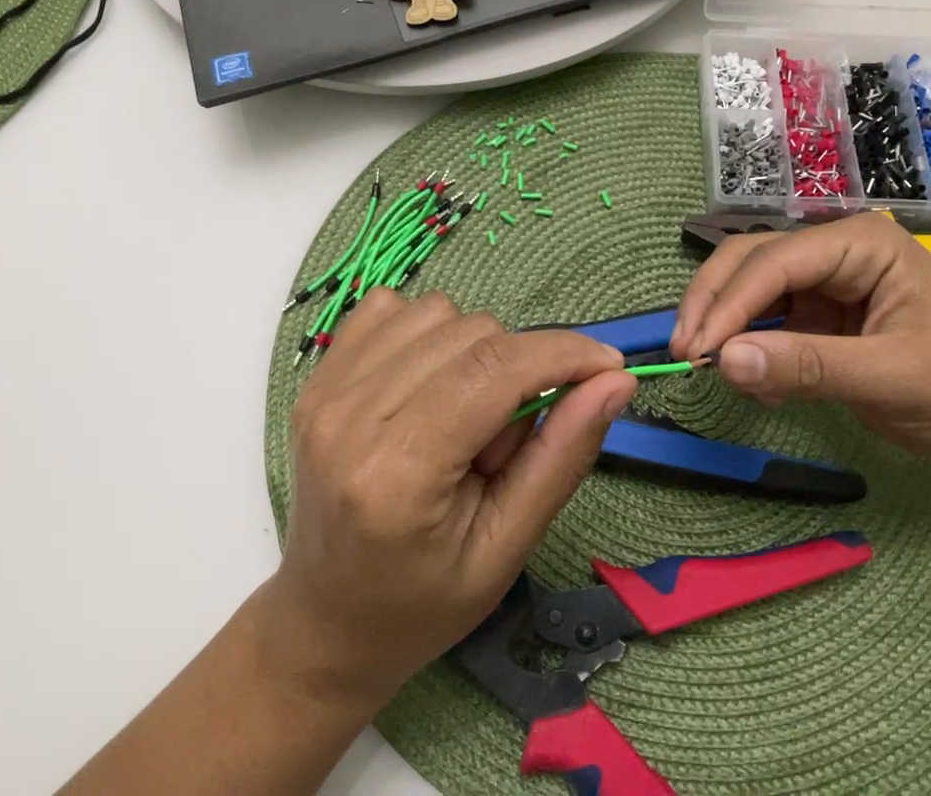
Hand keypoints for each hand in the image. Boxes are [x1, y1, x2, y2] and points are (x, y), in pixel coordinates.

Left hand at [270, 287, 638, 706]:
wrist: (327, 620)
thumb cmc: (423, 603)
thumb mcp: (506, 548)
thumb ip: (561, 458)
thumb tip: (615, 382)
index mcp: (397, 473)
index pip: (495, 370)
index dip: (565, 353)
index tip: (608, 367)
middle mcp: (349, 416)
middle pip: (471, 333)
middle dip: (520, 370)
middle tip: (508, 442)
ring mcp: (324, 391)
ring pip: (436, 312)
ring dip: (475, 352)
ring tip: (466, 419)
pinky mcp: (315, 380)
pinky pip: (390, 310)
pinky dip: (429, 334)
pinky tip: (431, 387)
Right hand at [669, 214, 930, 459]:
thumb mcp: (891, 378)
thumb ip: (808, 366)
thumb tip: (722, 360)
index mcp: (862, 243)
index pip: (774, 262)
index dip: (728, 303)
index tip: (695, 351)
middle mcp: (837, 252)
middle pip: (750, 262)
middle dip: (715, 305)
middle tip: (686, 356)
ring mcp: (828, 285)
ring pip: (751, 291)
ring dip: (727, 328)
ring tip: (713, 372)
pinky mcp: (822, 318)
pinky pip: (768, 325)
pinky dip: (749, 351)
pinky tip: (750, 382)